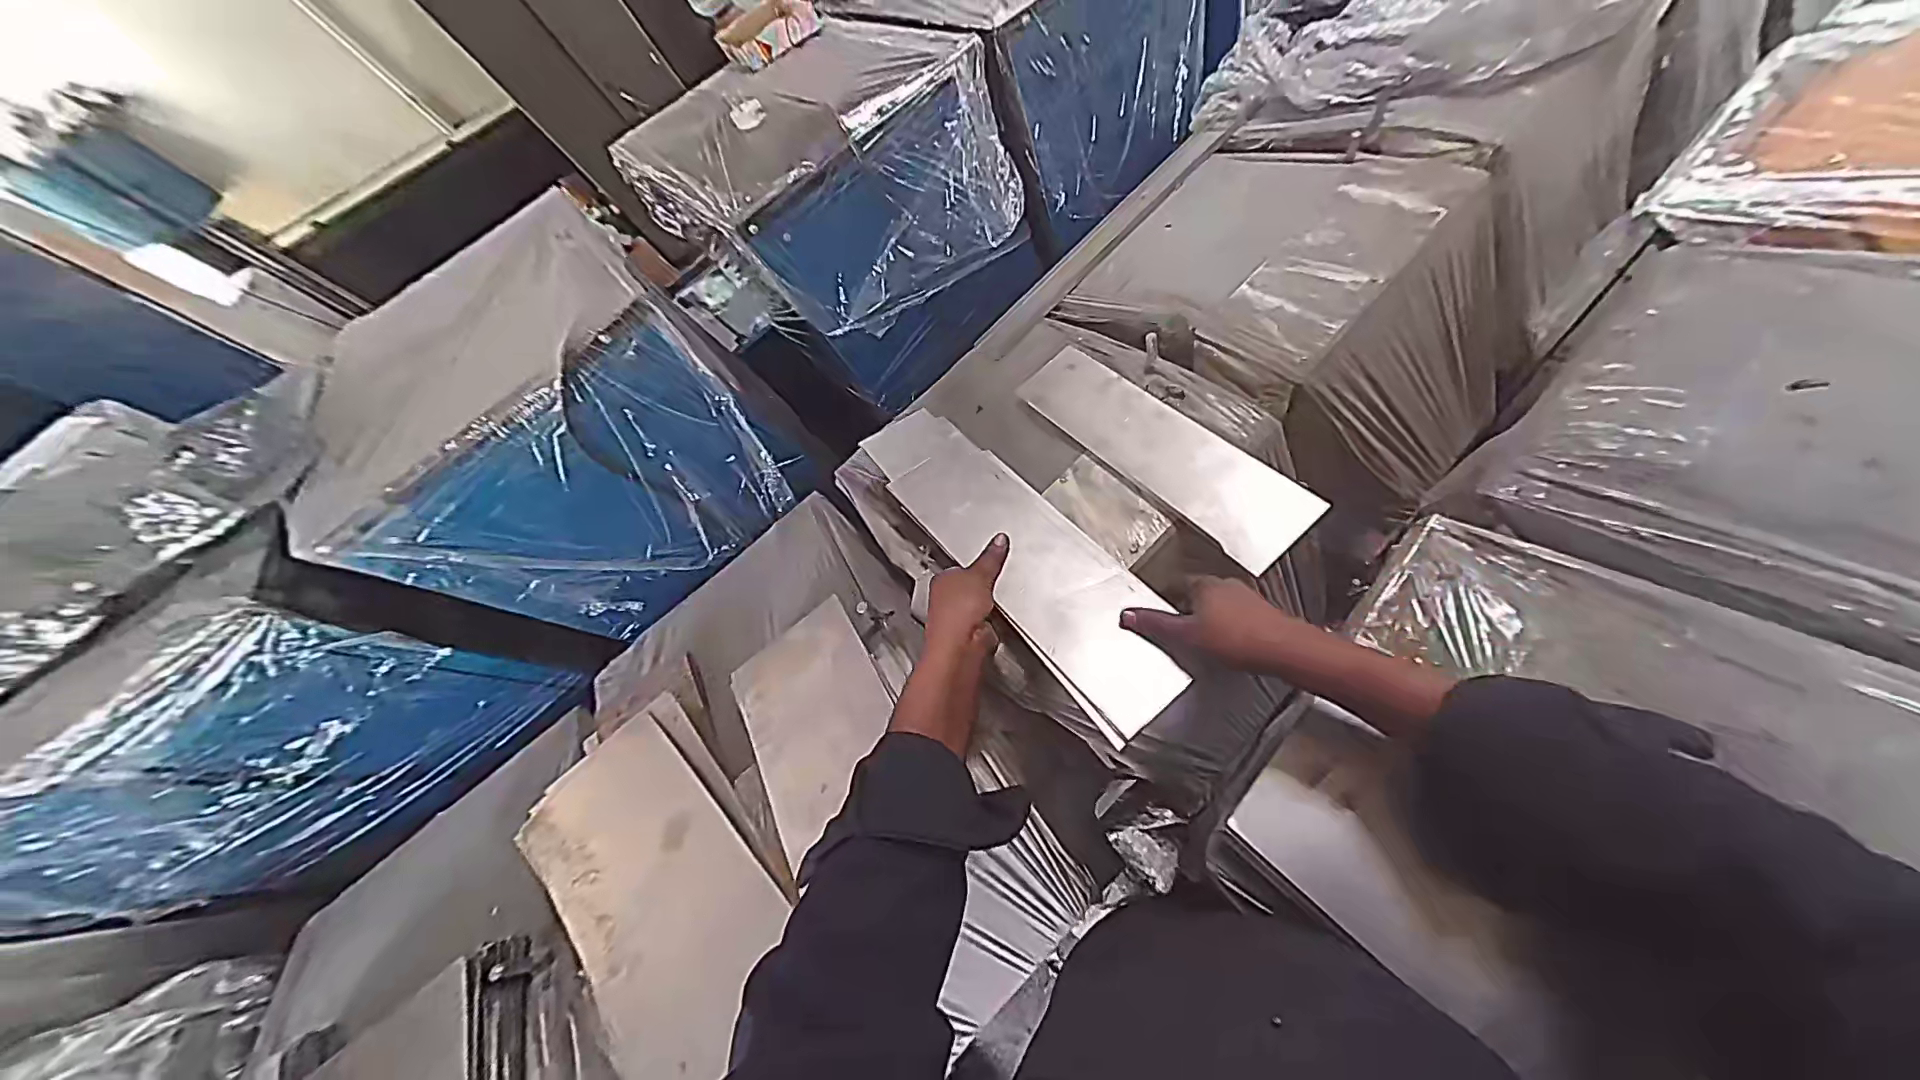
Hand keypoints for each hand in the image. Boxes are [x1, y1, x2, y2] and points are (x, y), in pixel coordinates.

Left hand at [925, 533, 1007, 660]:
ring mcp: (956, 619)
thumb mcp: (980, 576)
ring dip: (989, 606)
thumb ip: (991, 559)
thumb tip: (999, 541)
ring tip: (994, 605)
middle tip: (995, 582)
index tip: (992, 560)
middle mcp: (945, 599)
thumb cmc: (956, 613)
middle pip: (970, 587)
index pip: (961, 566)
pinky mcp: (969, 635)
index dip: (977, 564)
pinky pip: (987, 622)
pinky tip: (994, 621)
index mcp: (942, 580)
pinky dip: (992, 622)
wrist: (960, 647)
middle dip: (984, 587)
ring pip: (979, 606)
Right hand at [1120, 576, 1298, 670]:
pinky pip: (1237, 616)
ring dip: (1210, 618)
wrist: (1284, 650)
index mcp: (1205, 585)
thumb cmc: (1239, 639)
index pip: (1177, 584)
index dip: (1166, 598)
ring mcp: (1247, 599)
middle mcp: (1226, 586)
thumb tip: (1127, 615)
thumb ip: (1155, 624)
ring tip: (1204, 639)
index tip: (1160, 609)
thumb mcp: (1185, 635)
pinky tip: (1229, 644)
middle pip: (1198, 593)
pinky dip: (1229, 627)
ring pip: (1219, 604)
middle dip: (1188, 608)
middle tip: (1179, 627)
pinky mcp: (1261, 614)